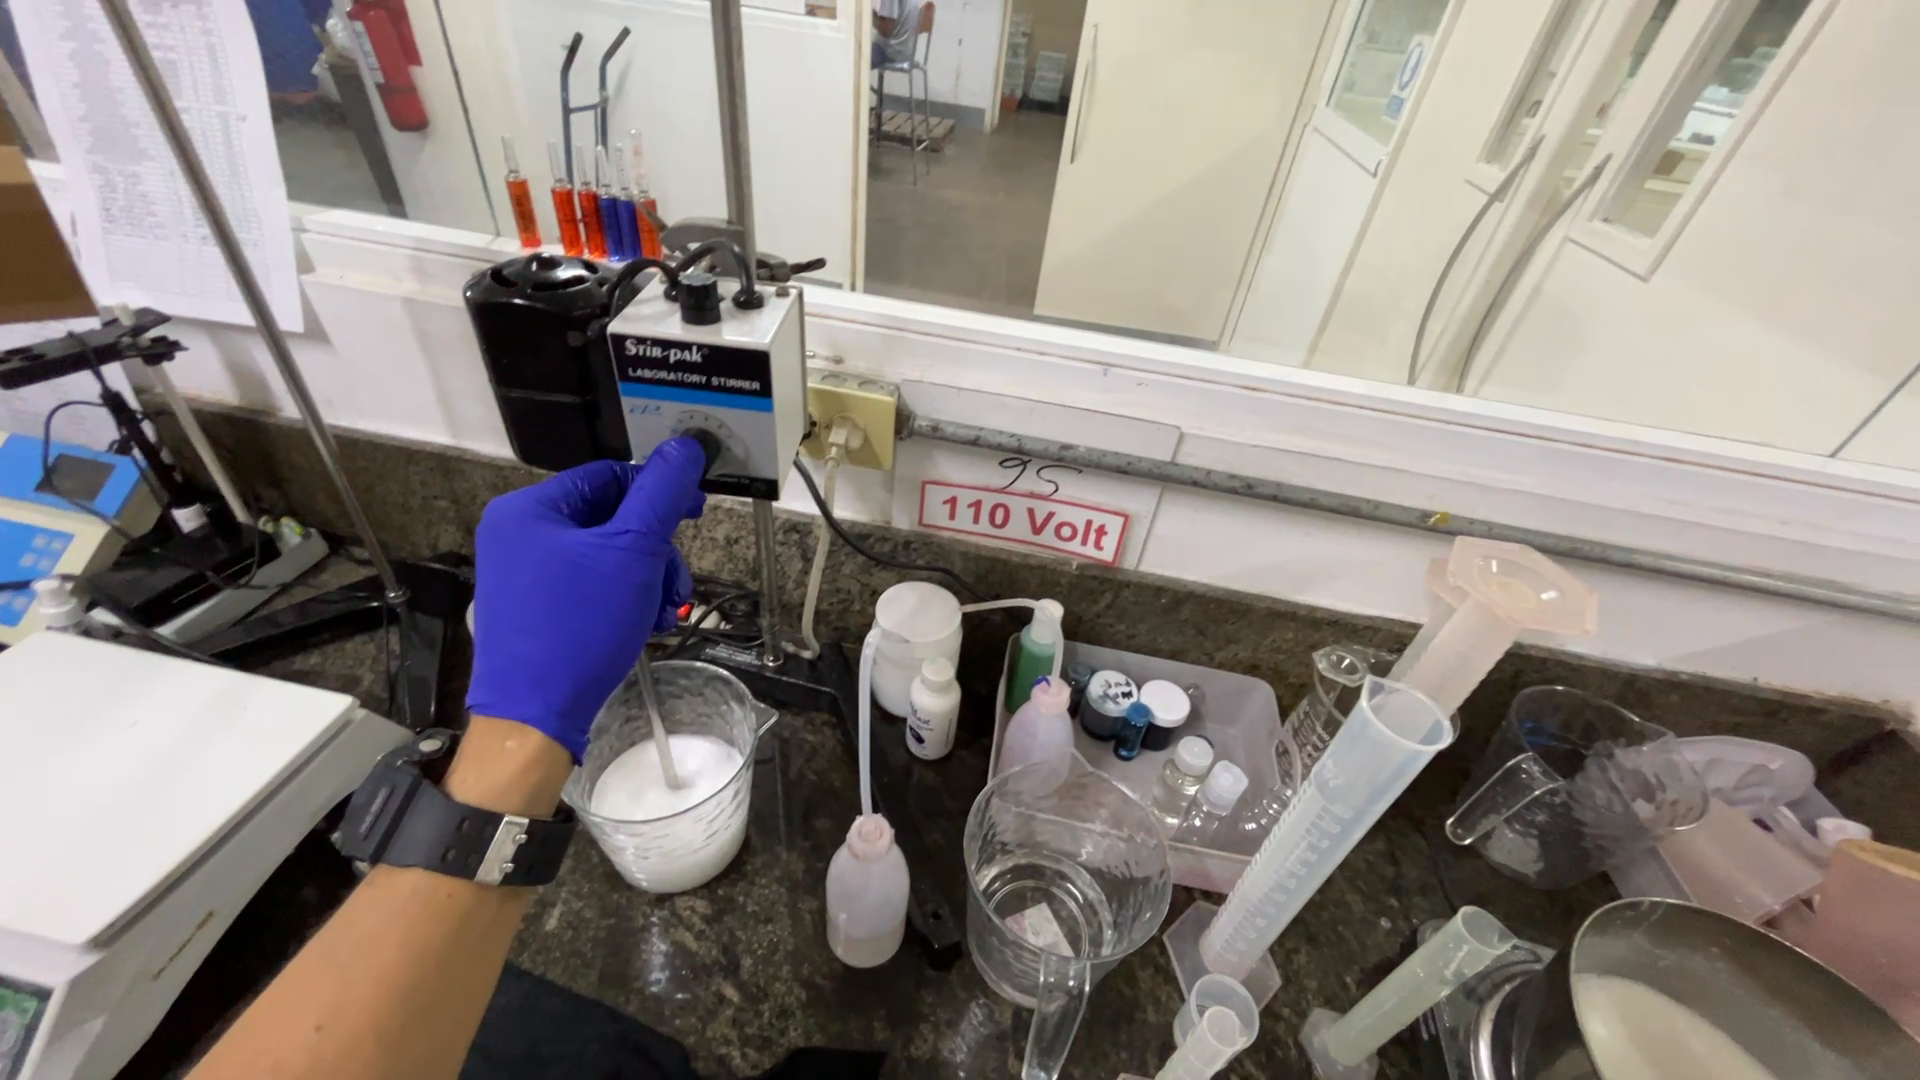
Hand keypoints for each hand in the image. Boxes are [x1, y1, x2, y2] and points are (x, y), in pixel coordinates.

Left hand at [466, 442, 706, 761]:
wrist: (536, 713)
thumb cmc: (580, 625)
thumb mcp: (633, 551)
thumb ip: (662, 494)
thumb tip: (685, 446)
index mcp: (531, 509)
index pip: (609, 477)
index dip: (658, 491)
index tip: (694, 512)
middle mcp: (521, 535)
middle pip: (613, 519)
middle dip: (656, 551)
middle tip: (675, 581)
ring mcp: (526, 574)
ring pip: (609, 556)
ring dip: (648, 578)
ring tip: (664, 610)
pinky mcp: (537, 608)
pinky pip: (593, 585)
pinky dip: (627, 599)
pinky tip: (646, 623)